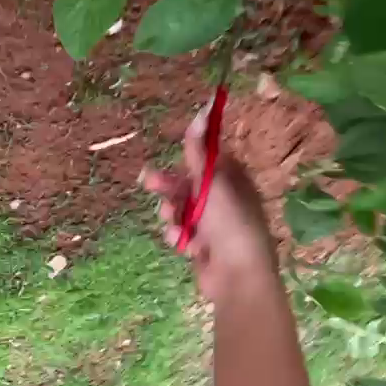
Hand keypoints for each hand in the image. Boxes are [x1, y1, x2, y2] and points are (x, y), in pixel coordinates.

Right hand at [141, 107, 279, 303]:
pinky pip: (179, 231)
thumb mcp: (212, 182)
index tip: (172, 154)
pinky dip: (179, 236)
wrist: (237, 276)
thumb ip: (199, 151)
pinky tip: (185, 244)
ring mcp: (211, 223)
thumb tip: (203, 109)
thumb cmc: (231, 224)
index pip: (207, 159)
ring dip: (173, 216)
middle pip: (187, 183)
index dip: (188, 157)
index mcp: (233, 180)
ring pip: (178, 208)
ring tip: (176, 227)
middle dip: (168, 186)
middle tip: (148, 182)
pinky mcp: (200, 244)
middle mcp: (223, 199)